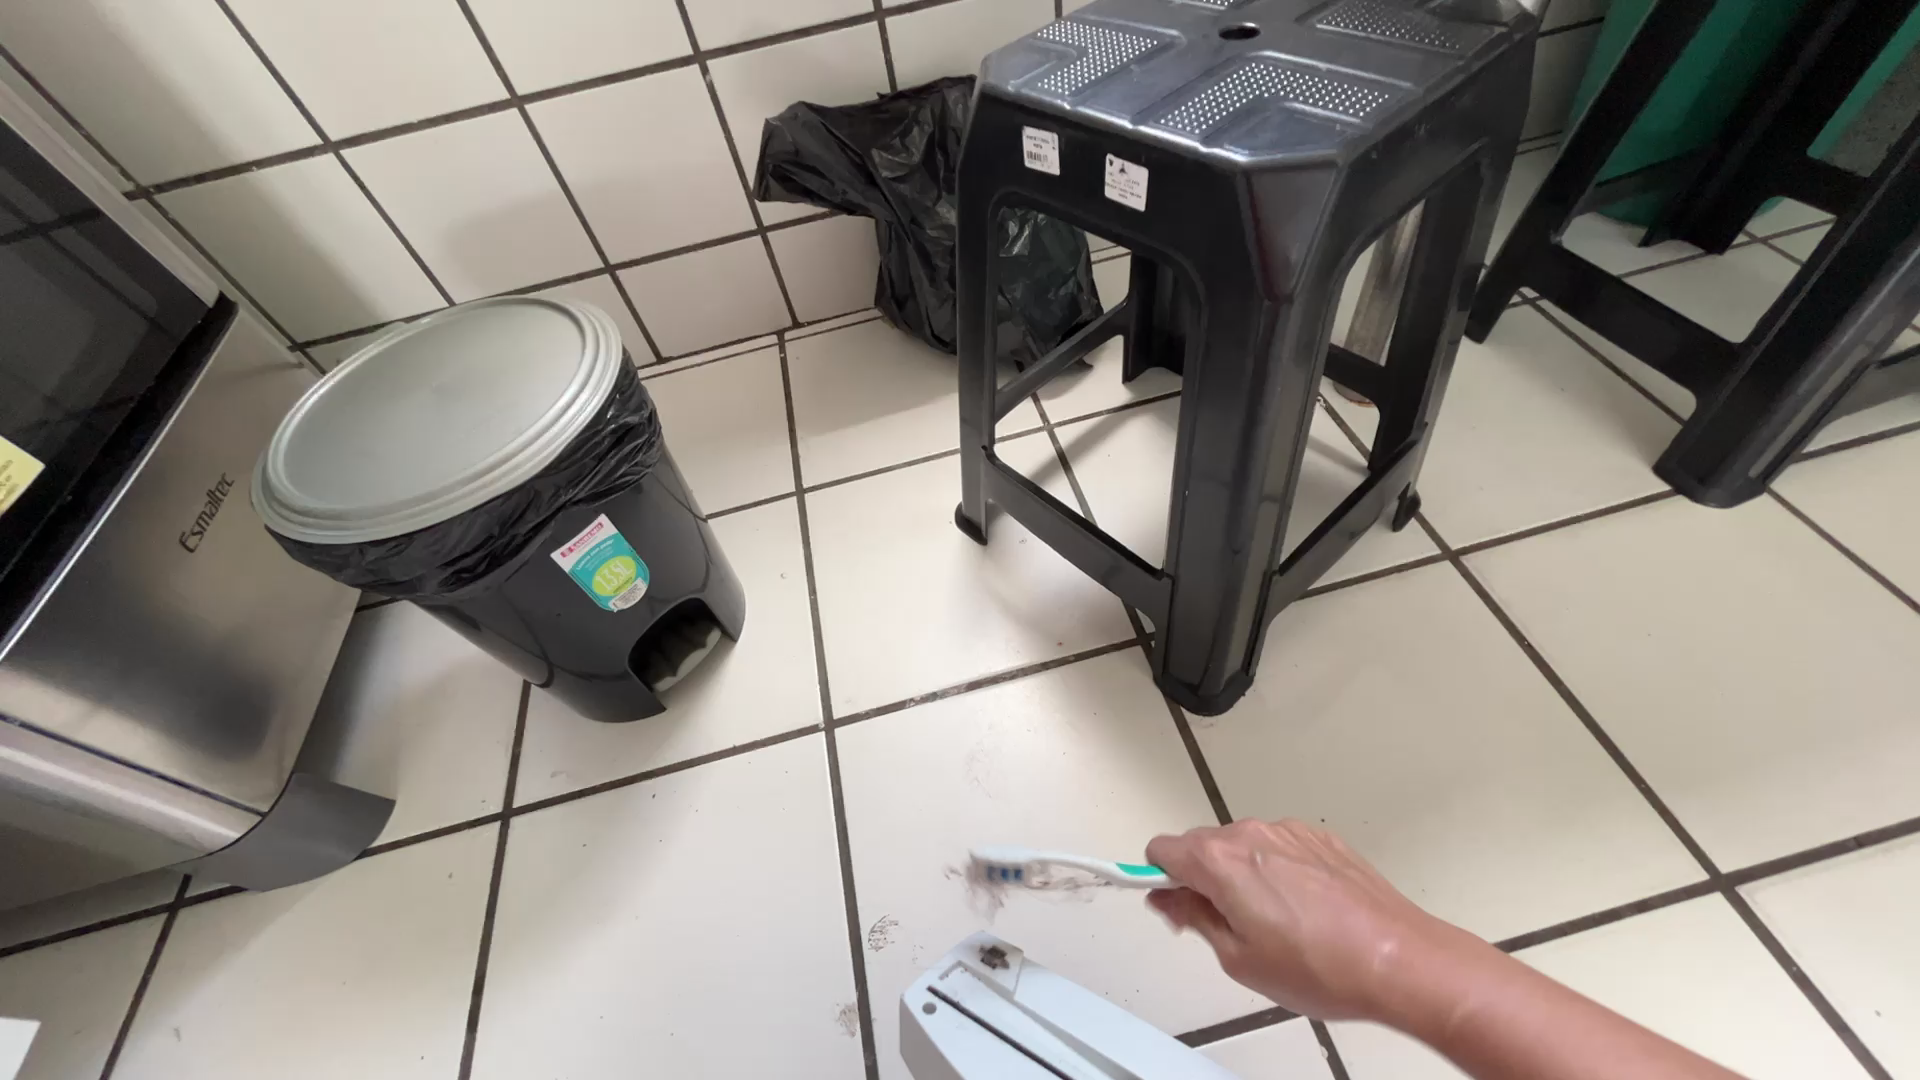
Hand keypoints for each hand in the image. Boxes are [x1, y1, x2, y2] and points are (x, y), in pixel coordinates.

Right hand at [1145, 819, 1468, 1022]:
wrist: (1401, 960)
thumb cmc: (1320, 968)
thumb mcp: (1239, 959)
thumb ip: (1194, 919)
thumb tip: (1168, 898)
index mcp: (1219, 860)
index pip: (1161, 850)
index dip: (1160, 878)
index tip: (1173, 905)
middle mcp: (1247, 833)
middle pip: (1200, 845)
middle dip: (1202, 878)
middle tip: (1228, 926)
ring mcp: (1286, 831)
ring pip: (1240, 846)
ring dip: (1241, 873)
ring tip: (1276, 921)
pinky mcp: (1318, 836)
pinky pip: (1278, 846)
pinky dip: (1278, 869)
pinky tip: (1305, 907)